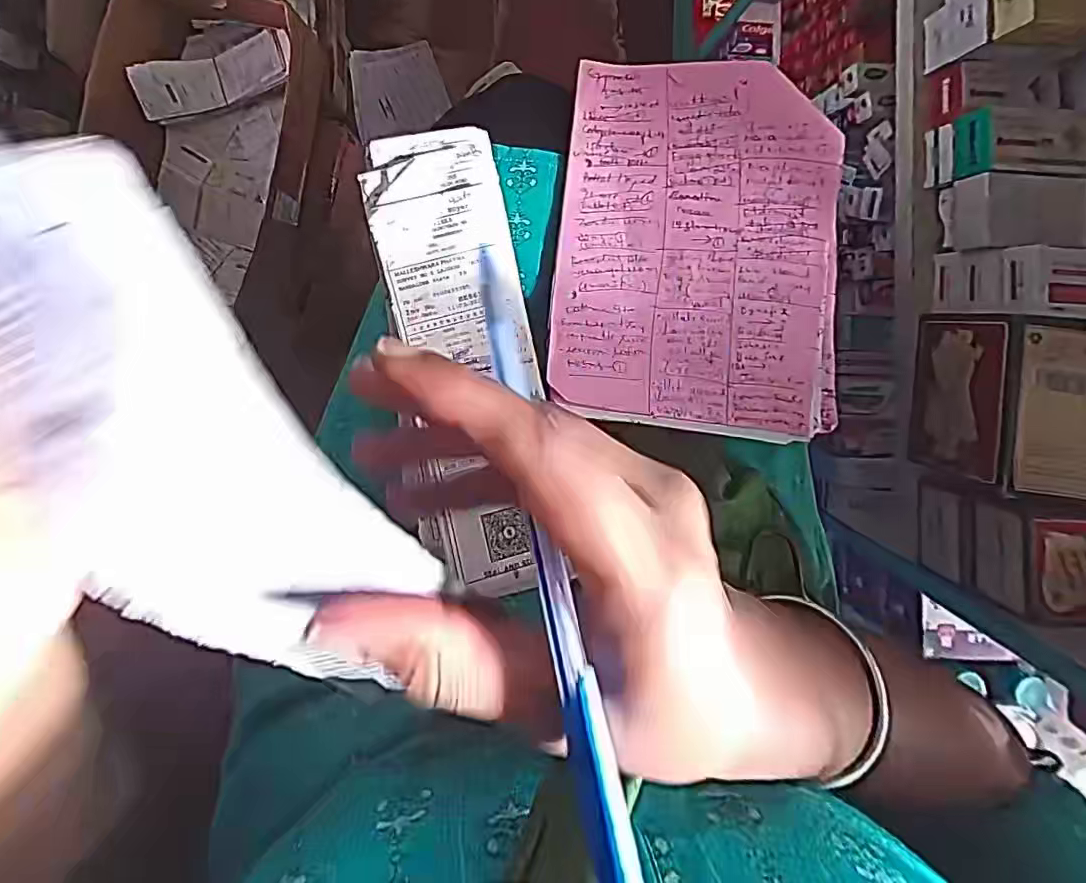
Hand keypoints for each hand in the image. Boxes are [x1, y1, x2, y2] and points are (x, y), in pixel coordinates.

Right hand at [315, 339, 873, 785]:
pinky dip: (488, 457)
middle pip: (539, 424)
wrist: (746, 688)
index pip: (548, 451)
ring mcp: (649, 479)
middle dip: (444, 397)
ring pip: (541, 430)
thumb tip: (339, 619)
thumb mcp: (549, 711)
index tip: (390, 369)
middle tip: (366, 386)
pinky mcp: (634, 479)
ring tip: (382, 449)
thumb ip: (447, 663)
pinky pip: (552, 451)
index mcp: (642, 561)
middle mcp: (654, 498)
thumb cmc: (658, 715)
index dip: (464, 402)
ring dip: (458, 428)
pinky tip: (435, 486)